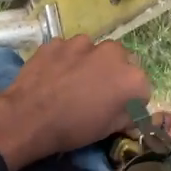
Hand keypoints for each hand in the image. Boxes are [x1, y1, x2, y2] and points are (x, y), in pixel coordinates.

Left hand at [0, 35, 153, 170]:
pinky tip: (54, 75)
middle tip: (95, 92)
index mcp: (131, 77)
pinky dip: (64, 59)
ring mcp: (81, 43)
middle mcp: (111, 53)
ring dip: (88, 62)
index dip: (130, 99)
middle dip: (112, 73)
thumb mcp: (108, 129)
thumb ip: (126, 115)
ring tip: (71, 82)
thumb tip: (130, 112)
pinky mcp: (56, 41)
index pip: (141, 87)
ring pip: (92, 51)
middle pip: (119, 61)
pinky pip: (67, 49)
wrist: (29, 116)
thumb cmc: (74, 127)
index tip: (117, 107)